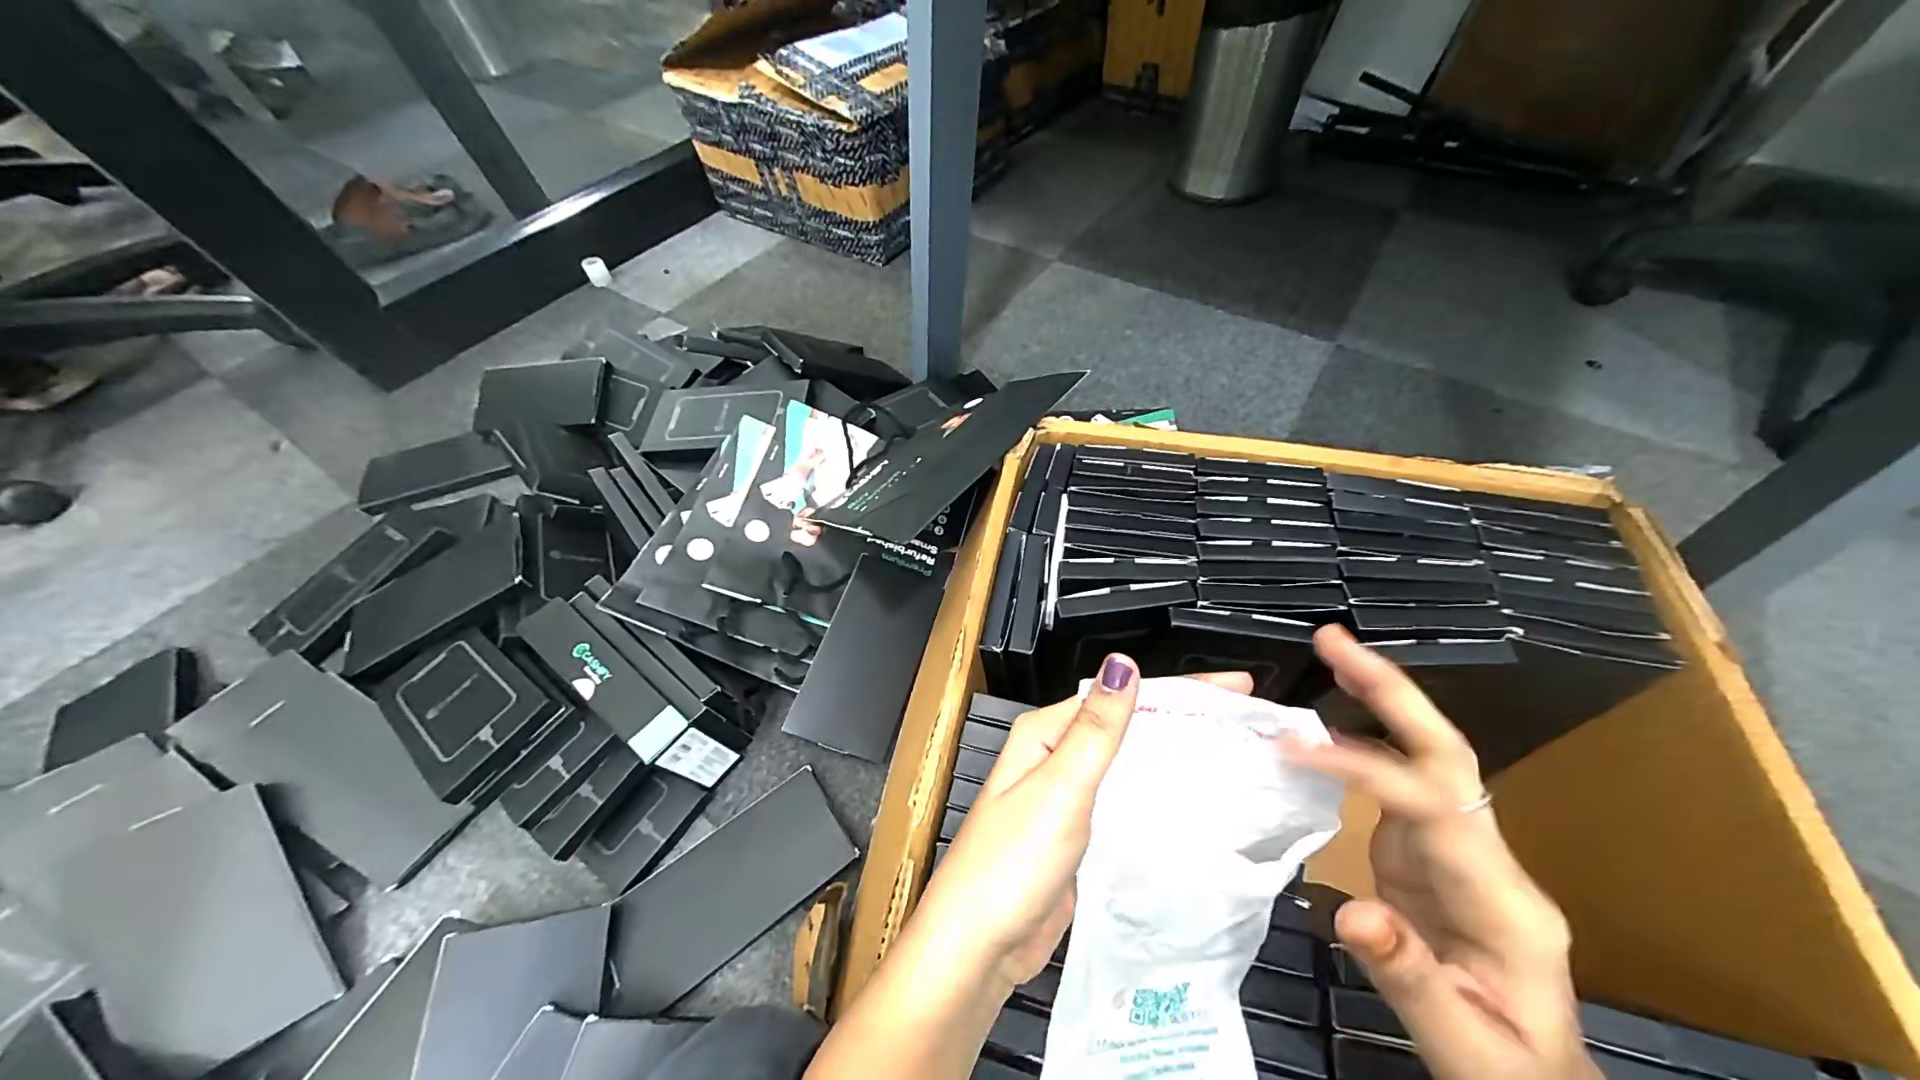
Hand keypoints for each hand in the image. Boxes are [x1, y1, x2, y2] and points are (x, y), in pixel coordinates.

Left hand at [914, 656, 1252, 987]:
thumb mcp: (1059, 787)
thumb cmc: (1007, 865)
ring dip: (1171, 754)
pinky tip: (1189, 801)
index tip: (1231, 688)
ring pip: (1128, 762)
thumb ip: (1095, 727)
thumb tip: (1121, 666)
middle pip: (1127, 724)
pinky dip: (1156, 794)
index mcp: (1045, 733)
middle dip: (1181, 718)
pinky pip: (1125, 801)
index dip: (1178, 688)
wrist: (982, 946)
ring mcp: (1066, 796)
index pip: (1120, 695)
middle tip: (1242, 719)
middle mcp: (1054, 757)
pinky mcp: (1079, 833)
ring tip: (1227, 751)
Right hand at [1287, 626, 1600, 1079]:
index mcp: (1501, 900)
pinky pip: (1393, 784)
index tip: (1293, 747)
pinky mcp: (1426, 856)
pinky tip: (1320, 730)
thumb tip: (1350, 911)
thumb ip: (1409, 975)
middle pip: (1445, 755)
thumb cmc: (1506, 1068)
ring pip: (1422, 757)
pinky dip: (1355, 746)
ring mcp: (1458, 852)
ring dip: (1374, 701)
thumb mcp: (1464, 1046)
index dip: (1362, 766)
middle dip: (1391, 691)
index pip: (1432, 805)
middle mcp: (1485, 857)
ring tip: (1326, 658)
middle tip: (1334, 640)